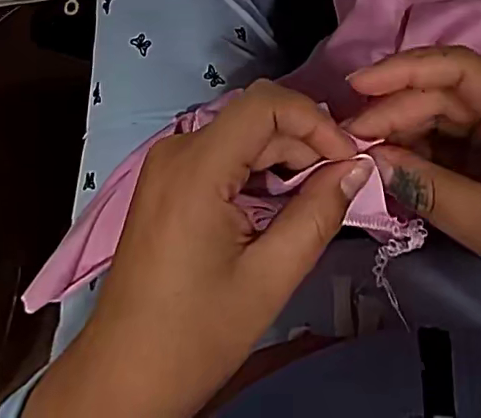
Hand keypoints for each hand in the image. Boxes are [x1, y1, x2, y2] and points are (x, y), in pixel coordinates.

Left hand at [26, 80, 372, 417]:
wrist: (123, 376)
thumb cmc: (193, 335)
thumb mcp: (268, 279)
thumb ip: (317, 214)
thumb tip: (356, 169)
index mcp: (195, 167)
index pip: (264, 104)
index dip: (314, 120)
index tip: (348, 158)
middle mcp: (177, 149)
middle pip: (255, 118)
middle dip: (304, 143)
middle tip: (341, 183)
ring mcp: (168, 162)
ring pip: (242, 134)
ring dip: (284, 159)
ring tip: (314, 200)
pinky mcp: (168, 179)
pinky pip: (223, 154)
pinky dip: (258, 171)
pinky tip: (278, 206)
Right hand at [344, 46, 480, 417]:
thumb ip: (433, 190)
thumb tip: (373, 159)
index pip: (460, 69)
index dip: (404, 70)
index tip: (357, 86)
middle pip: (447, 95)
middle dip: (397, 109)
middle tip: (350, 136)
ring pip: (447, 122)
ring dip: (407, 133)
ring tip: (364, 151)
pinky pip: (456, 152)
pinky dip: (424, 159)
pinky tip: (395, 168)